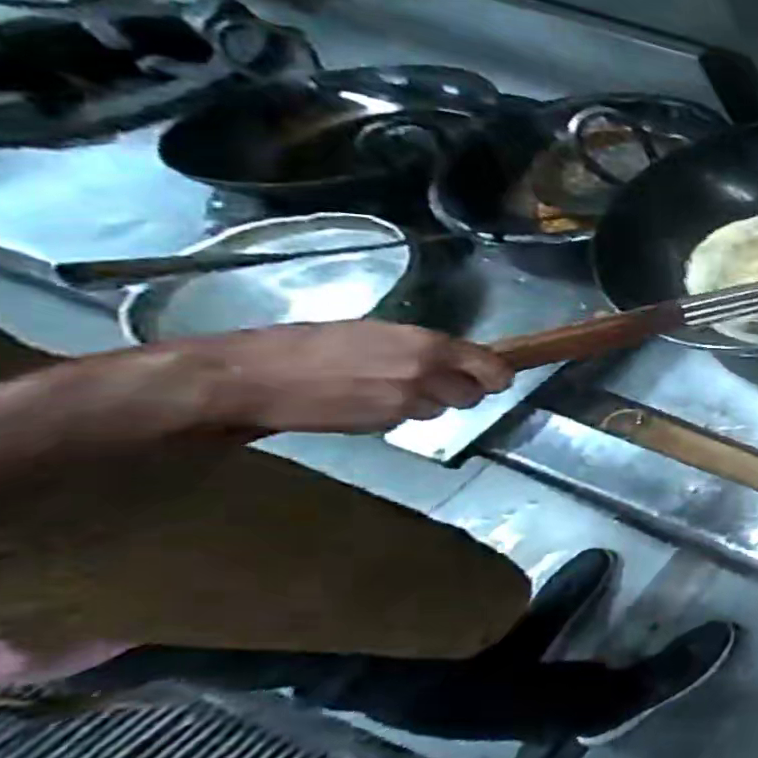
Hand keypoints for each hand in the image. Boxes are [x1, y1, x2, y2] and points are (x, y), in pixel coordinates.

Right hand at [187, 321, 514, 433]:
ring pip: (440, 409)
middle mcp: (425, 376)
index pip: (488, 367)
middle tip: (439, 380)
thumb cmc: (312, 343)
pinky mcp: (382, 427)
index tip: (502, 377)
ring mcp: (404, 405)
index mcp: (428, 346)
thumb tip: (451, 357)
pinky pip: (408, 421)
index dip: (499, 374)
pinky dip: (399, 413)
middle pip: (471, 395)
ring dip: (428, 402)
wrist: (255, 378)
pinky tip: (369, 400)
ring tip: (391, 387)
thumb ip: (422, 346)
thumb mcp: (378, 331)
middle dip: (461, 390)